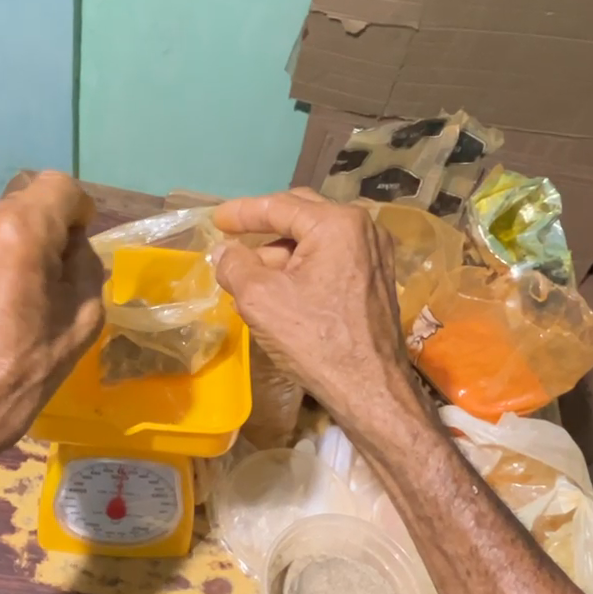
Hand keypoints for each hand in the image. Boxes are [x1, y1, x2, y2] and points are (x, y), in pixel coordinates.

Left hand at [0, 171, 104, 453]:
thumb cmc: (26, 371)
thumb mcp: (83, 320)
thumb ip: (85, 264)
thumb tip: (70, 241)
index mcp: (20, 233)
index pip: (59, 185)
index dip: (75, 209)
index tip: (74, 240)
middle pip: (18, 205)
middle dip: (35, 233)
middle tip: (36, 281)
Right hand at [212, 190, 417, 429]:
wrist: (368, 387)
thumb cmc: (314, 339)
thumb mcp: (259, 299)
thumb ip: (235, 265)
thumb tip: (226, 252)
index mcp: (338, 224)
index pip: (280, 205)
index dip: (243, 212)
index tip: (216, 219)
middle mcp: (364, 229)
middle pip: (302, 215)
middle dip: (264, 227)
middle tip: (233, 236)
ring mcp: (375, 255)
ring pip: (316, 239)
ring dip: (282, 251)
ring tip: (251, 272)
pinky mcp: (376, 280)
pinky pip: (332, 258)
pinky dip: (303, 265)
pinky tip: (282, 286)